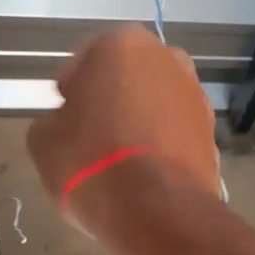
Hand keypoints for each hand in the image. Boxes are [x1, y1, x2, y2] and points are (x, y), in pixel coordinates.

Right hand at [25, 25, 221, 224]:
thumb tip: (68, 125)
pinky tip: (143, 179)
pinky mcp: (211, 135)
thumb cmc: (90, 162)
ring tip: (118, 166)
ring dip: (138, 126)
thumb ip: (53, 121)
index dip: (71, 93)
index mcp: (121, 44)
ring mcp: (195, 96)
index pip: (84, 62)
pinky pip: (173, 137)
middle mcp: (166, 58)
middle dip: (110, 104)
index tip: (64, 122)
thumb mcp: (43, 142)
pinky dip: (159, 150)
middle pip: (126, 80)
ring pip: (154, 107)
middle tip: (90, 141)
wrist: (156, 209)